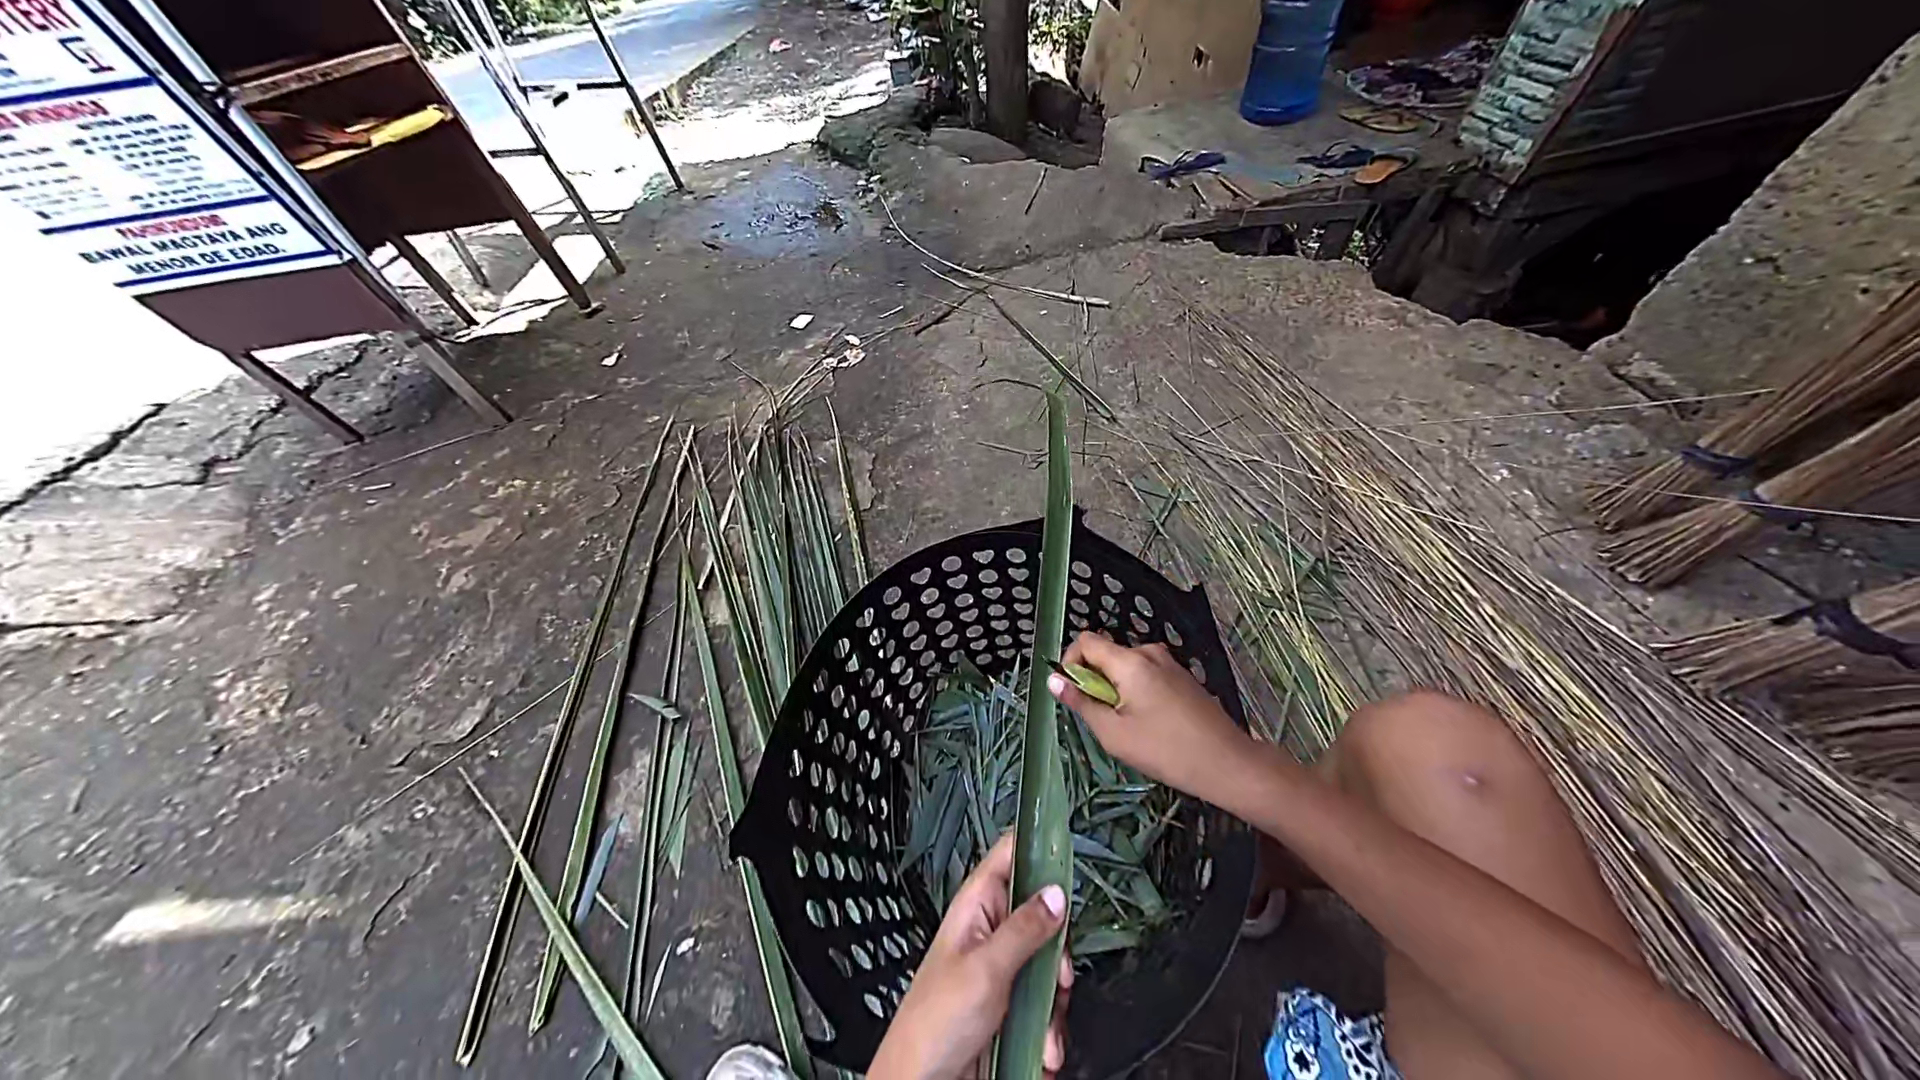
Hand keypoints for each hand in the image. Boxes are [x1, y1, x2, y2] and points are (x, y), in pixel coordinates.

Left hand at [869, 834, 1072, 1079]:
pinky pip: (1045, 1000)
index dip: (1039, 847)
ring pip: (1049, 961)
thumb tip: (1056, 893)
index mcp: (978, 903)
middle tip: (1056, 975)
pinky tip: (1041, 1048)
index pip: (1011, 854)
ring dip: (1054, 1001)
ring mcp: (1003, 965)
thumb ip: (1024, 929)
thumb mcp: (985, 970)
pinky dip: (1049, 1027)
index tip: (1067, 863)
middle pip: (1043, 912)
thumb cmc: (934, 1022)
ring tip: (1045, 1031)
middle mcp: (992, 928)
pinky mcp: (1011, 1001)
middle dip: (1057, 951)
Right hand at [1048, 632, 1253, 803]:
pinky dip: (1135, 691)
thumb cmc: (1165, 751)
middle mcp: (1149, 653)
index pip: (1086, 641)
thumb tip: (1053, 680)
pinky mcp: (1182, 676)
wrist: (1227, 763)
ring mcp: (1169, 663)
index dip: (1070, 662)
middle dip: (1094, 679)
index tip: (1073, 693)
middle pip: (1106, 653)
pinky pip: (1145, 673)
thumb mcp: (1113, 733)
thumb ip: (1081, 703)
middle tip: (1102, 717)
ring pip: (1125, 666)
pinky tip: (1150, 723)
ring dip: (1115, 687)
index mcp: (1130, 662)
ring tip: (1127, 724)